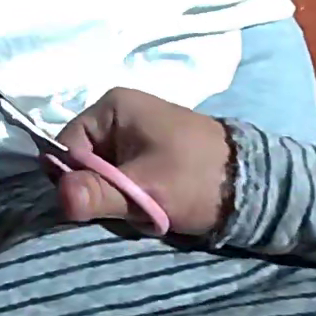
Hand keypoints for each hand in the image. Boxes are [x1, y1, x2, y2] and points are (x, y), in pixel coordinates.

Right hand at [54, 88, 230, 236]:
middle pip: (82, 162)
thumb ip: (101, 194)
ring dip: (116, 197)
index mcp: (112, 107)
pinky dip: (130, 196)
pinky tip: (150, 206)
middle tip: (128, 208)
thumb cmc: (198, 178)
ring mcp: (132, 132)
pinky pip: (119, 177)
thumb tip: (60, 198)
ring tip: (143, 209)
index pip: (66, 147)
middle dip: (98, 191)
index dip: (73, 180)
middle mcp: (117, 114)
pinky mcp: (146, 152)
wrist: (255, 187)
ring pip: (100, 174)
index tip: (98, 204)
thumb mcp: (147, 189)